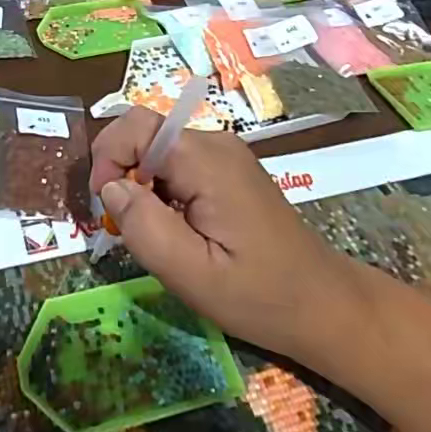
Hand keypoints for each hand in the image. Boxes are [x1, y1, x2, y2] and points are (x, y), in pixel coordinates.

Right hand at [90, 109, 349, 358]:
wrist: (326, 306)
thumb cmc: (259, 295)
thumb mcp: (191, 273)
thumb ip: (144, 225)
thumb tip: (110, 187)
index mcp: (206, 160)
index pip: (136, 125)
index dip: (108, 156)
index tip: (104, 205)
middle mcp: (214, 143)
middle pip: (145, 132)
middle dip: (120, 169)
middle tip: (123, 222)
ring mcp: (224, 154)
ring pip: (158, 148)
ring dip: (139, 181)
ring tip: (151, 230)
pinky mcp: (227, 168)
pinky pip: (176, 162)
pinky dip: (159, 186)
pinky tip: (173, 225)